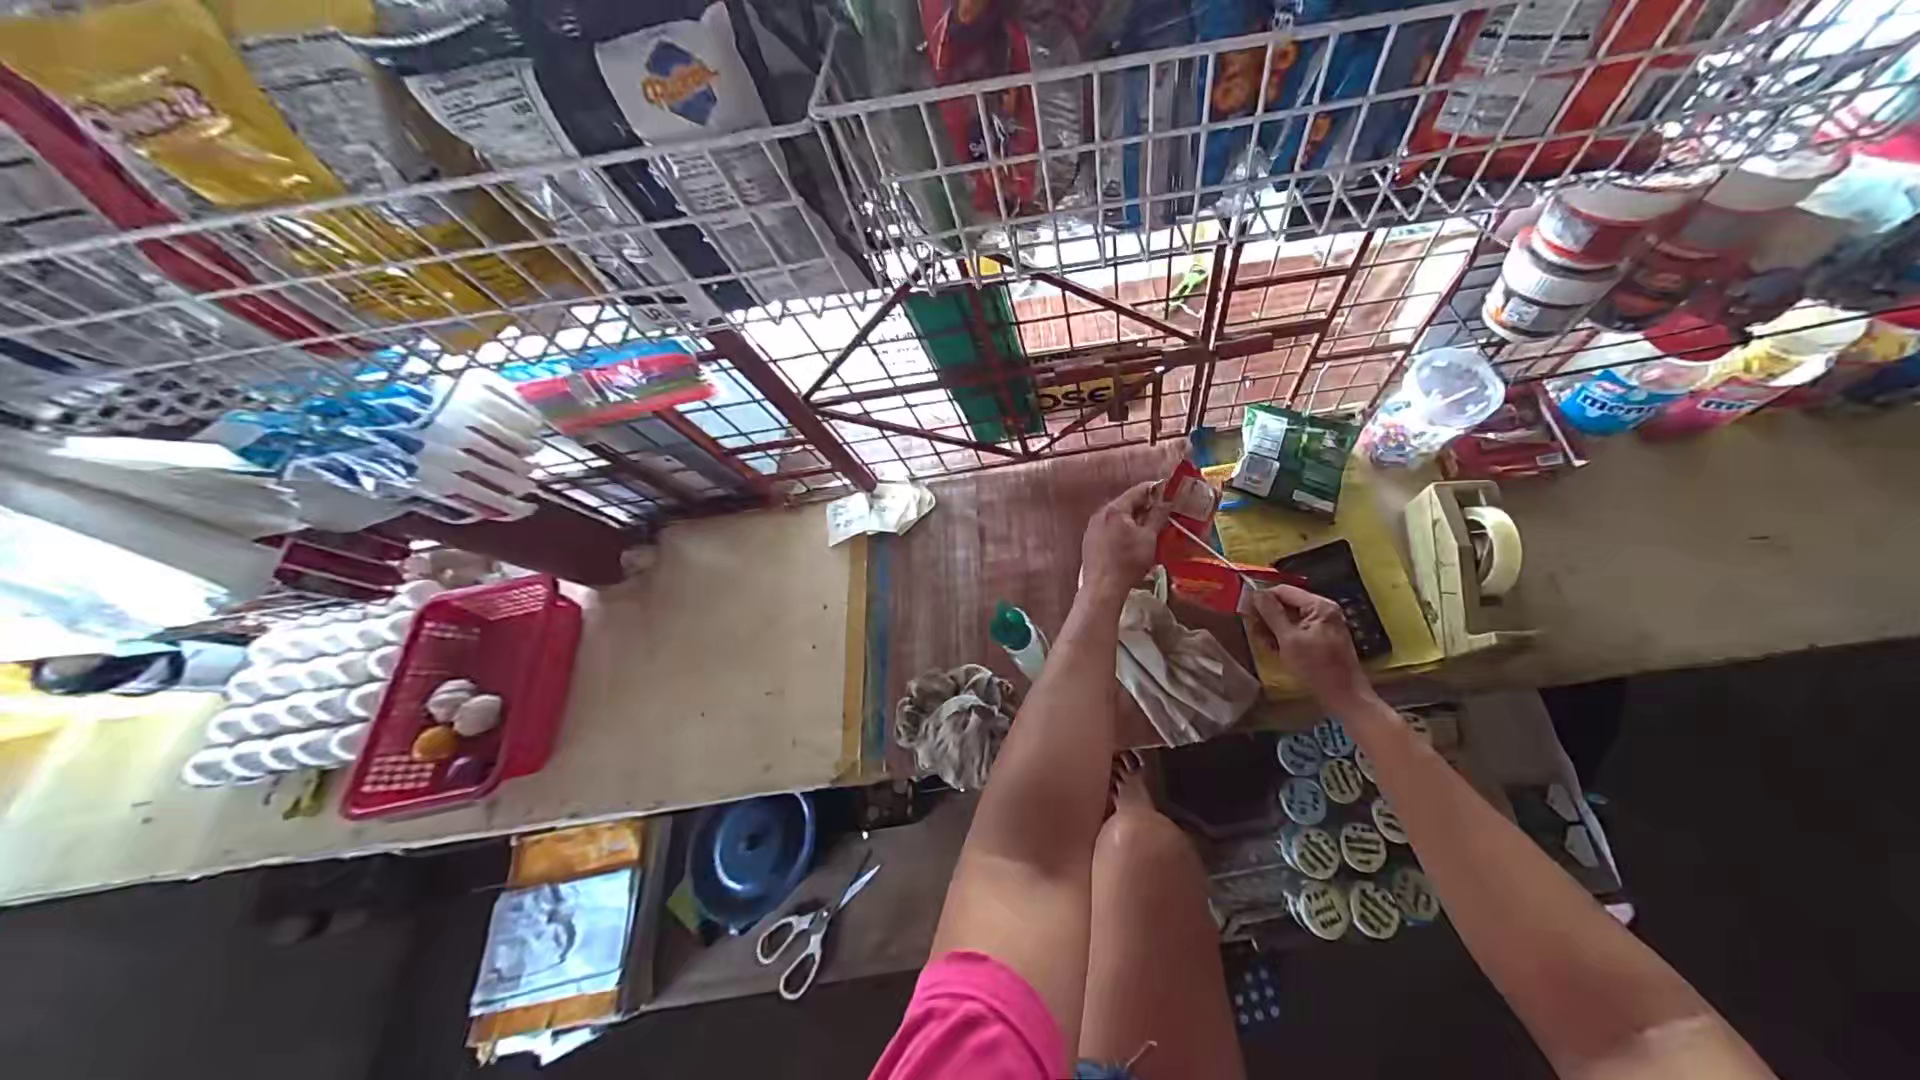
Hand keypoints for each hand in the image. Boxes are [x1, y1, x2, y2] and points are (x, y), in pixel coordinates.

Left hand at [1081, 480, 1169, 597]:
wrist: (1103, 588)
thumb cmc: (1128, 562)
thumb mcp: (1149, 537)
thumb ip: (1158, 516)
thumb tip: (1166, 501)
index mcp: (1114, 509)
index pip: (1137, 491)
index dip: (1155, 490)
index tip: (1169, 493)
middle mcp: (1099, 514)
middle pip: (1126, 503)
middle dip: (1145, 506)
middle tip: (1162, 512)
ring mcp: (1092, 528)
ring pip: (1117, 516)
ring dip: (1134, 519)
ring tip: (1150, 527)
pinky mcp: (1090, 541)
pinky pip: (1109, 528)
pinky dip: (1122, 529)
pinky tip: (1132, 540)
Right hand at [1251, 584, 1373, 709]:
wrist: (1345, 697)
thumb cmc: (1317, 668)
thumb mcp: (1289, 640)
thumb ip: (1271, 613)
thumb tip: (1255, 593)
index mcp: (1319, 606)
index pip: (1283, 590)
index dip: (1262, 598)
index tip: (1245, 611)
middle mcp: (1323, 610)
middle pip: (1286, 603)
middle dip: (1268, 616)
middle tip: (1254, 631)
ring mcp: (1324, 623)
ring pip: (1289, 617)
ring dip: (1274, 628)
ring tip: (1266, 644)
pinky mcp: (1321, 636)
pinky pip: (1297, 629)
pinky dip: (1284, 636)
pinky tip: (1277, 649)